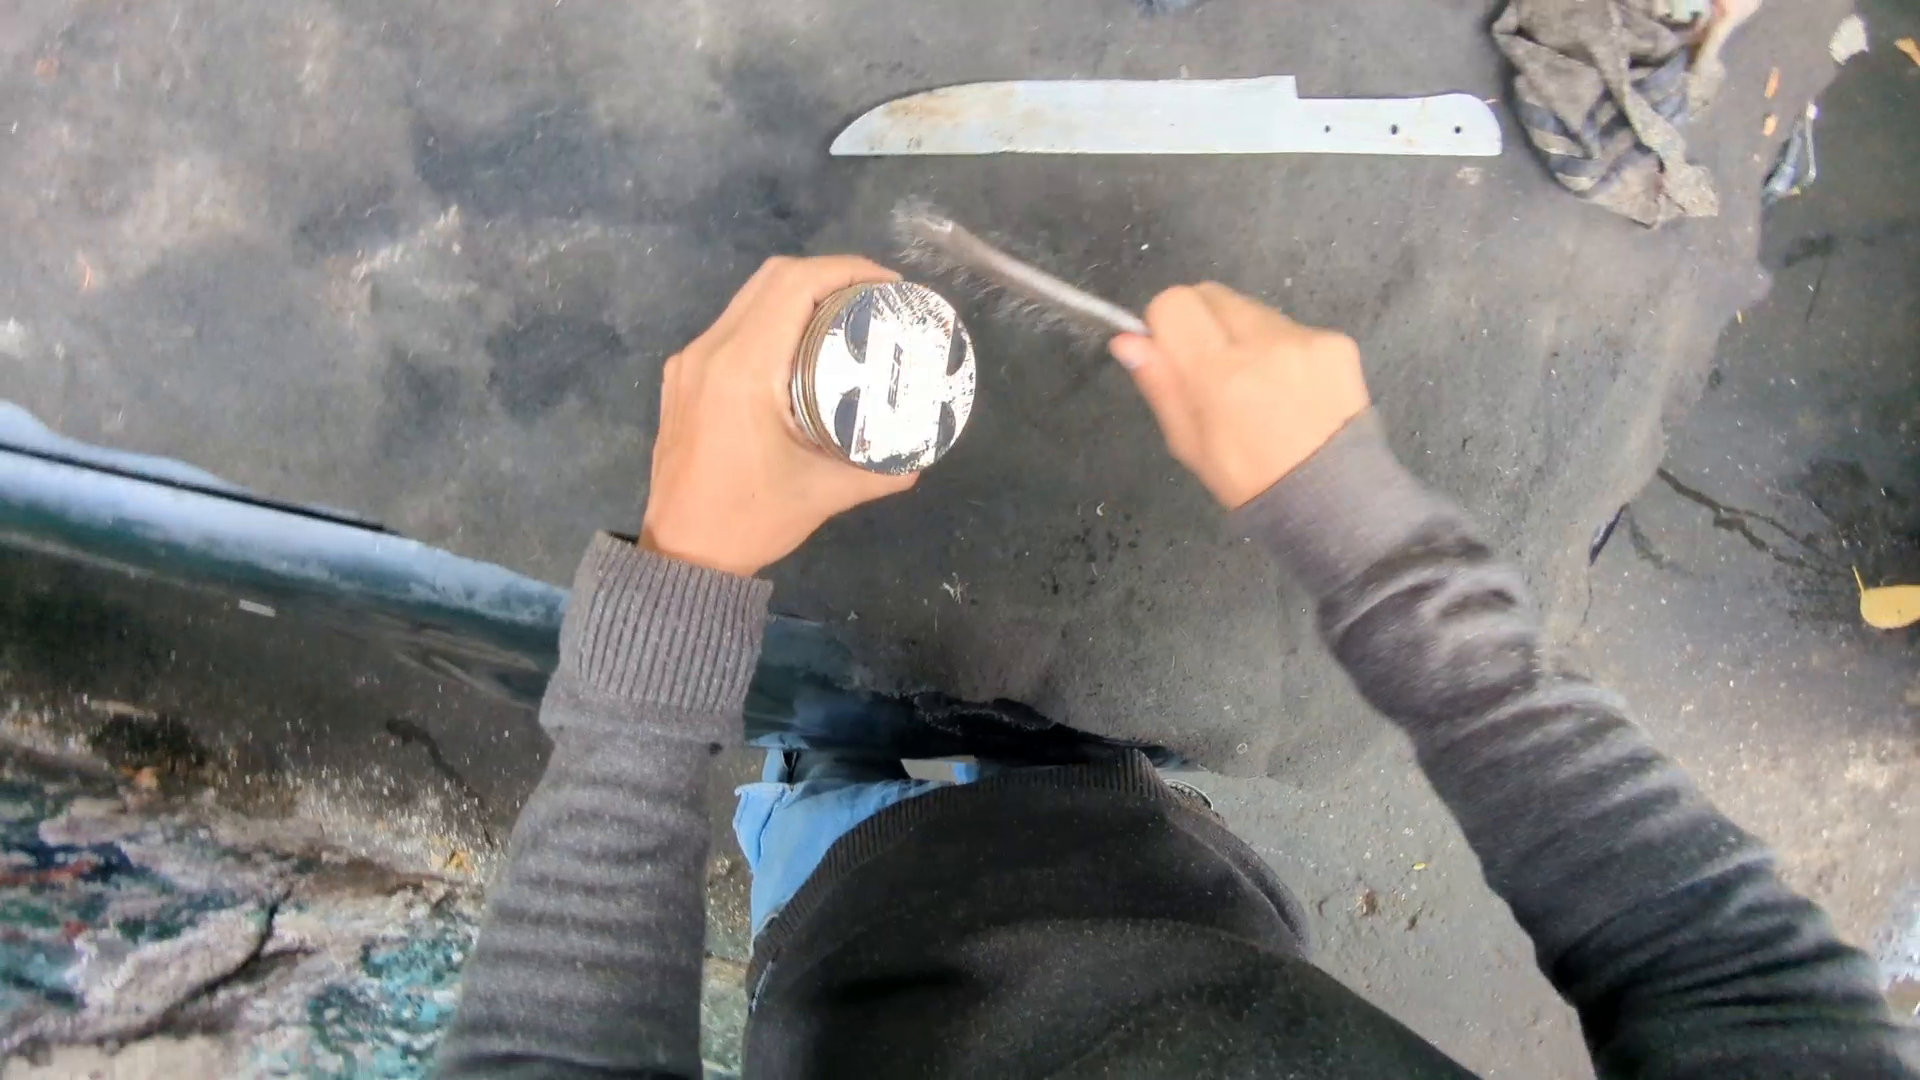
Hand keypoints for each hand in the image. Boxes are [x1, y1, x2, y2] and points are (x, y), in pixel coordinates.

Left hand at [640, 256, 917, 576]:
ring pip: (748, 299)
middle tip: (875, 299)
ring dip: (798, 294)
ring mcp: (689, 362)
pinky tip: (801, 346)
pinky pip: (731, 326)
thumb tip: (918, 460)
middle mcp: (710, 352)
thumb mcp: (824, 494)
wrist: (682, 552)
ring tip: (845, 316)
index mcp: (743, 370)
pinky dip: (772, 318)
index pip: (795, 287)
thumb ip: (878, 473)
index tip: (889, 286)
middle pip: (771, 280)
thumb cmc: (750, 520)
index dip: (846, 271)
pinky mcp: (682, 378)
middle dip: (829, 275)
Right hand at [1109, 283, 1370, 509]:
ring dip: (1237, 333)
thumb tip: (1127, 341)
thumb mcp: (1187, 442)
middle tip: (1207, 368)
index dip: (1164, 325)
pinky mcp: (1336, 340)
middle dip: (1198, 322)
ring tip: (1251, 382)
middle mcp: (1263, 344)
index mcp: (1219, 374)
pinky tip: (1284, 385)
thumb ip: (1160, 384)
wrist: (1329, 497)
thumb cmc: (1245, 478)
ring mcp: (1305, 339)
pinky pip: (1287, 324)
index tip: (1170, 354)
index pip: (1174, 303)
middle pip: (1210, 294)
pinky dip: (1276, 346)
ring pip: (1249, 307)